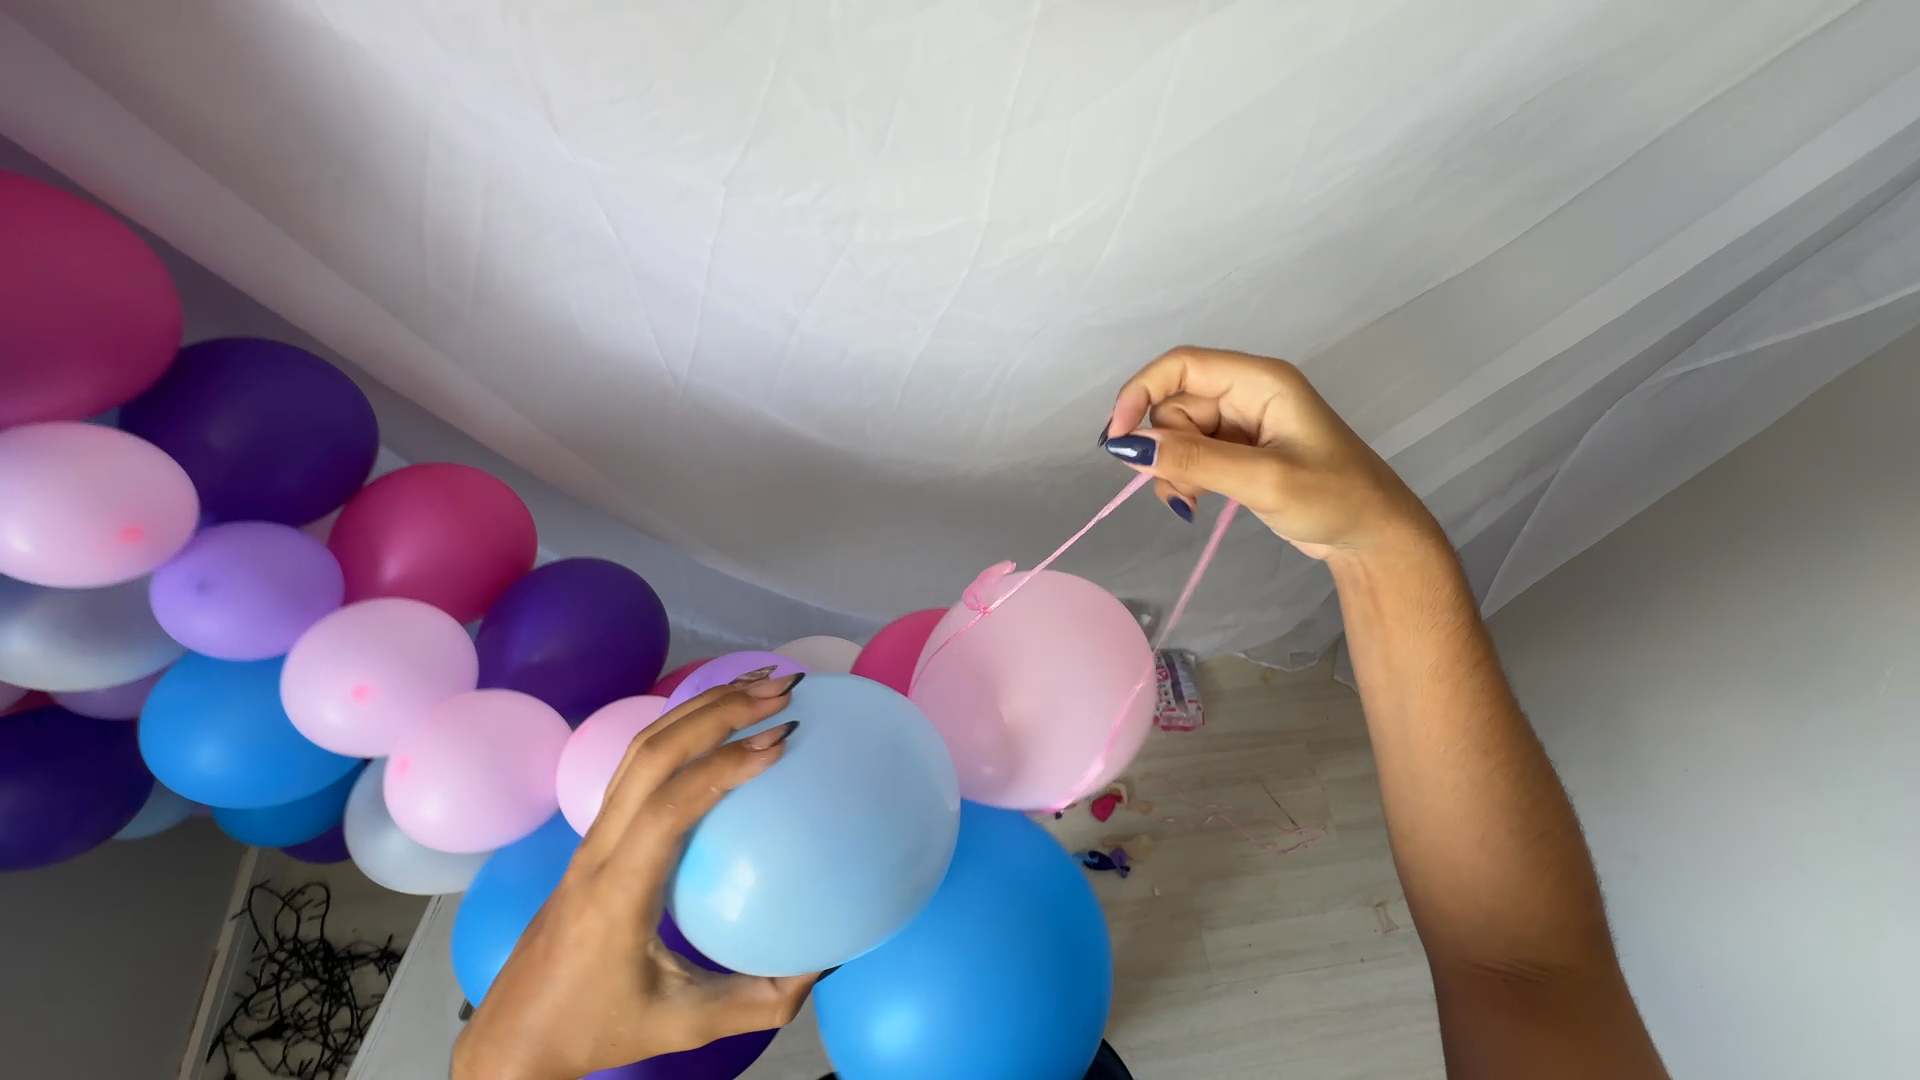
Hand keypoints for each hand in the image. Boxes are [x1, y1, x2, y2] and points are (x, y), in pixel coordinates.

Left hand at [451, 672, 815, 1079]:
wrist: (515, 1036)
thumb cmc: (602, 1027)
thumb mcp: (689, 1026)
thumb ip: (764, 997)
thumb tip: (830, 953)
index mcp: (619, 892)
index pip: (669, 808)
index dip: (724, 766)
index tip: (781, 741)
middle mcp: (600, 848)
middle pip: (653, 753)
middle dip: (720, 710)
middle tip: (784, 690)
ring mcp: (592, 833)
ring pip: (641, 746)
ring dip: (702, 706)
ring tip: (761, 684)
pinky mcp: (598, 830)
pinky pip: (638, 760)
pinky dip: (683, 722)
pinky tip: (722, 714)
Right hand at [1099, 346, 1437, 560]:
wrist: (1371, 536)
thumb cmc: (1333, 497)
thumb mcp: (1261, 479)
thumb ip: (1194, 460)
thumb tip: (1126, 448)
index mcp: (1258, 381)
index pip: (1180, 366)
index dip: (1140, 393)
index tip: (1117, 440)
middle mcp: (1244, 394)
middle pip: (1173, 405)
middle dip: (1164, 447)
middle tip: (1181, 488)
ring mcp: (1239, 425)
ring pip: (1175, 435)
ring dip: (1172, 469)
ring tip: (1193, 500)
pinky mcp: (1235, 453)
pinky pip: (1188, 456)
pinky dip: (1182, 479)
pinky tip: (1195, 502)